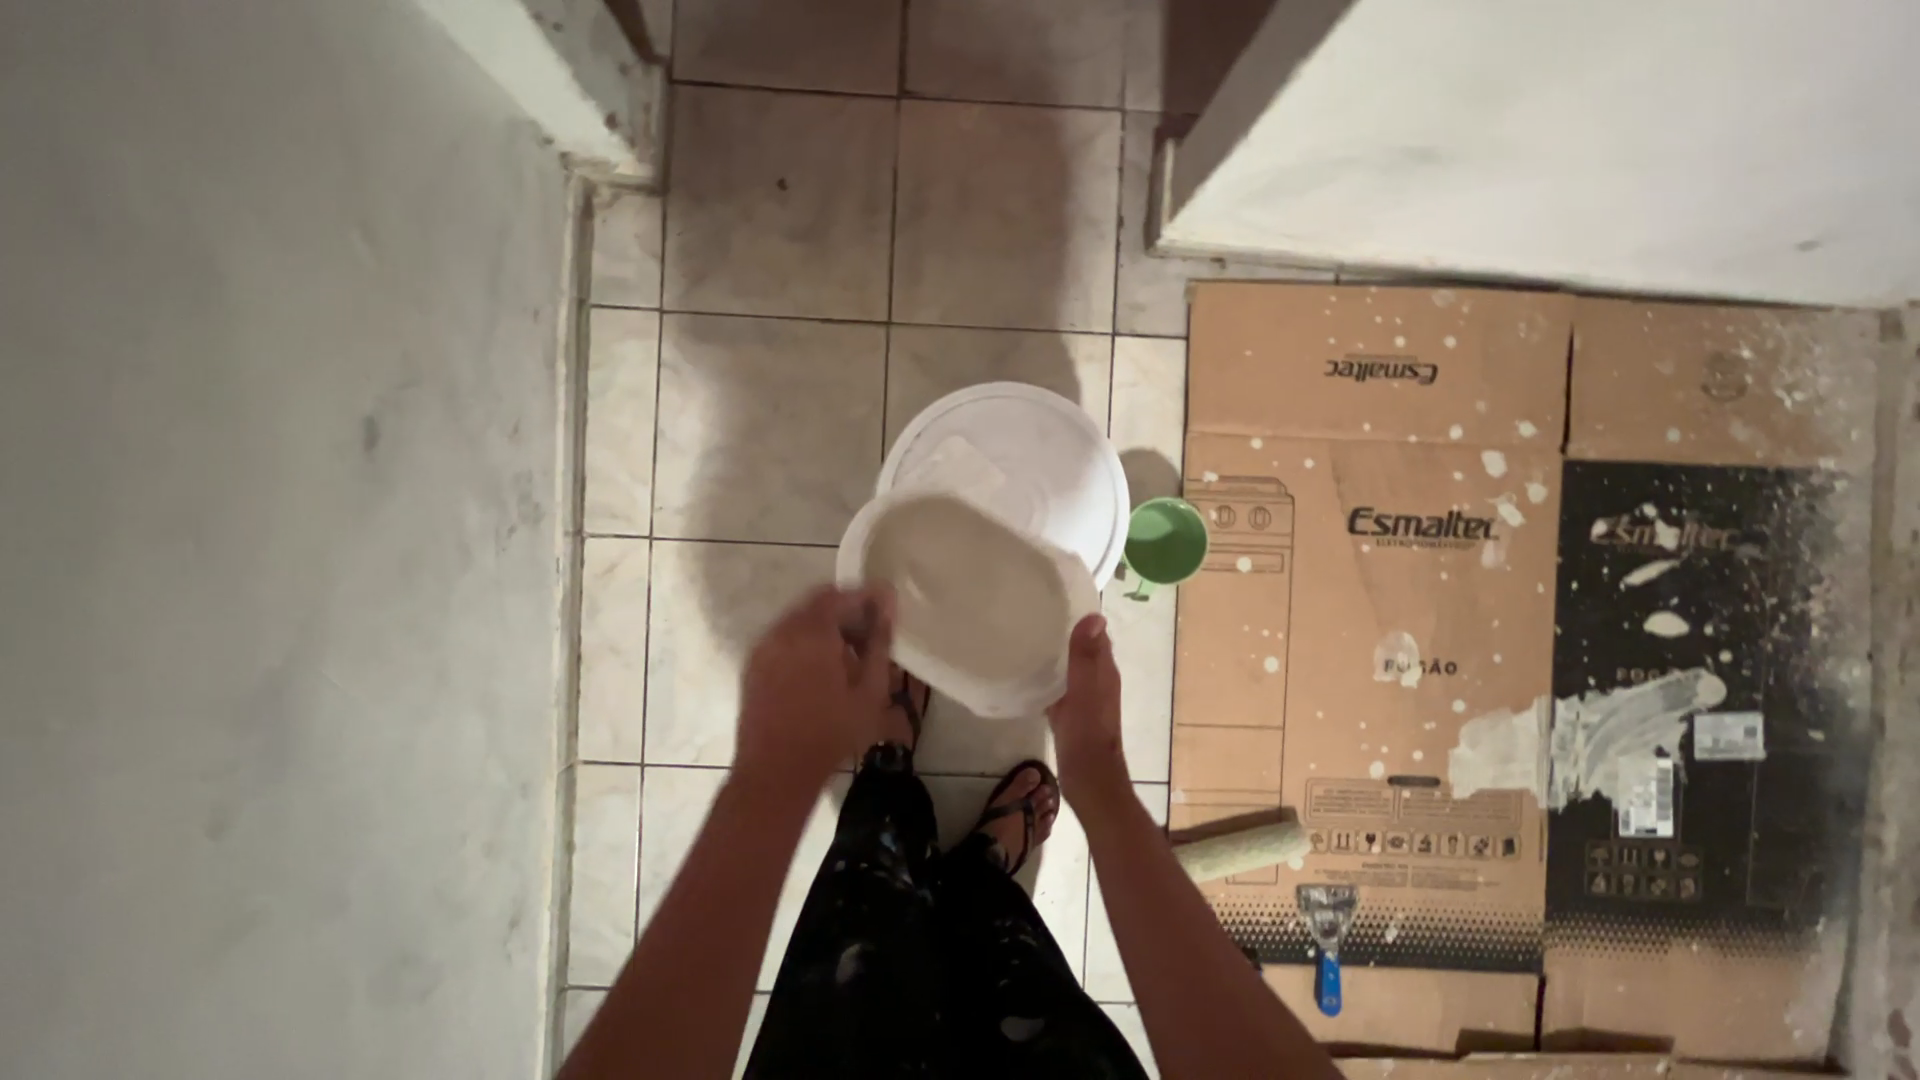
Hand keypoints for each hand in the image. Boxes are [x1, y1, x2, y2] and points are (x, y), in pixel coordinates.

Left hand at [736, 584, 895, 785]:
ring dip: (826, 627)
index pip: (842, 594)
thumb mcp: (870, 691)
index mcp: (812, 632)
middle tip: (871, 632)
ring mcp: (763, 647)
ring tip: (849, 654)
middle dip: (847, 610)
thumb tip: (887, 610)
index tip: (888, 605)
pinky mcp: (753, 665)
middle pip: (818, 603)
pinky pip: (784, 639)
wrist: (775, 772)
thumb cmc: (830, 734)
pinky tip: (822, 669)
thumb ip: (880, 644)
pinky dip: (805, 642)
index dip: (868, 596)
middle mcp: (783, 630)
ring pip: (799, 620)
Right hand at [1046, 614, 1127, 794]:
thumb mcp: (1084, 690)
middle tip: (1036, 615)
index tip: (1057, 599)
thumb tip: (1094, 616)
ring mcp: (1085, 699)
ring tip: (1029, 638)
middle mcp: (1098, 681)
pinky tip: (1030, 675)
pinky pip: (1060, 687)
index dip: (1082, 617)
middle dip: (1066, 632)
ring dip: (1057, 654)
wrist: (1088, 776)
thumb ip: (1086, 656)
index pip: (1097, 635)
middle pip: (1084, 649)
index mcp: (1104, 672)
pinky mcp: (1071, 713)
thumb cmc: (1086, 732)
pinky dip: (1049, 678)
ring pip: (1072, 668)